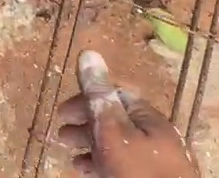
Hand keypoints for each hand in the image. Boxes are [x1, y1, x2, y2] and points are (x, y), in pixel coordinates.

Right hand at [53, 52, 199, 177]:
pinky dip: (102, 163)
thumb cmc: (138, 171)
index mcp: (149, 119)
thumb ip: (99, 95)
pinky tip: (88, 170)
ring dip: (89, 146)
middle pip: (113, 120)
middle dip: (84, 124)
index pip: (113, 95)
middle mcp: (155, 136)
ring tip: (71, 156)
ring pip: (116, 144)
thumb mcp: (112, 130)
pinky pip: (123, 164)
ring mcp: (156, 160)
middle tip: (62, 135)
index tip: (63, 113)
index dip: (85, 99)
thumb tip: (89, 53)